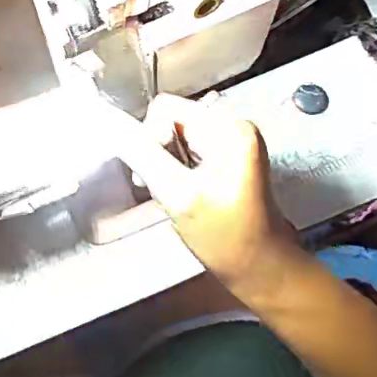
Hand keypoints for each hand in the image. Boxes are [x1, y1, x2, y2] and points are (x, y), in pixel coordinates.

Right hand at [102, 93, 302, 291]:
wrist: (261, 269)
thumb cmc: (225, 237)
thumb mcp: (179, 196)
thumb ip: (145, 158)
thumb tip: (116, 130)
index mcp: (229, 128)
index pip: (167, 108)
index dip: (149, 136)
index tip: (151, 172)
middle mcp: (233, 126)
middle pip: (172, 120)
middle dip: (157, 151)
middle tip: (159, 187)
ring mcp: (232, 142)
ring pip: (176, 136)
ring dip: (165, 163)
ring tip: (171, 194)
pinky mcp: (228, 158)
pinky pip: (187, 150)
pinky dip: (176, 169)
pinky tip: (181, 194)